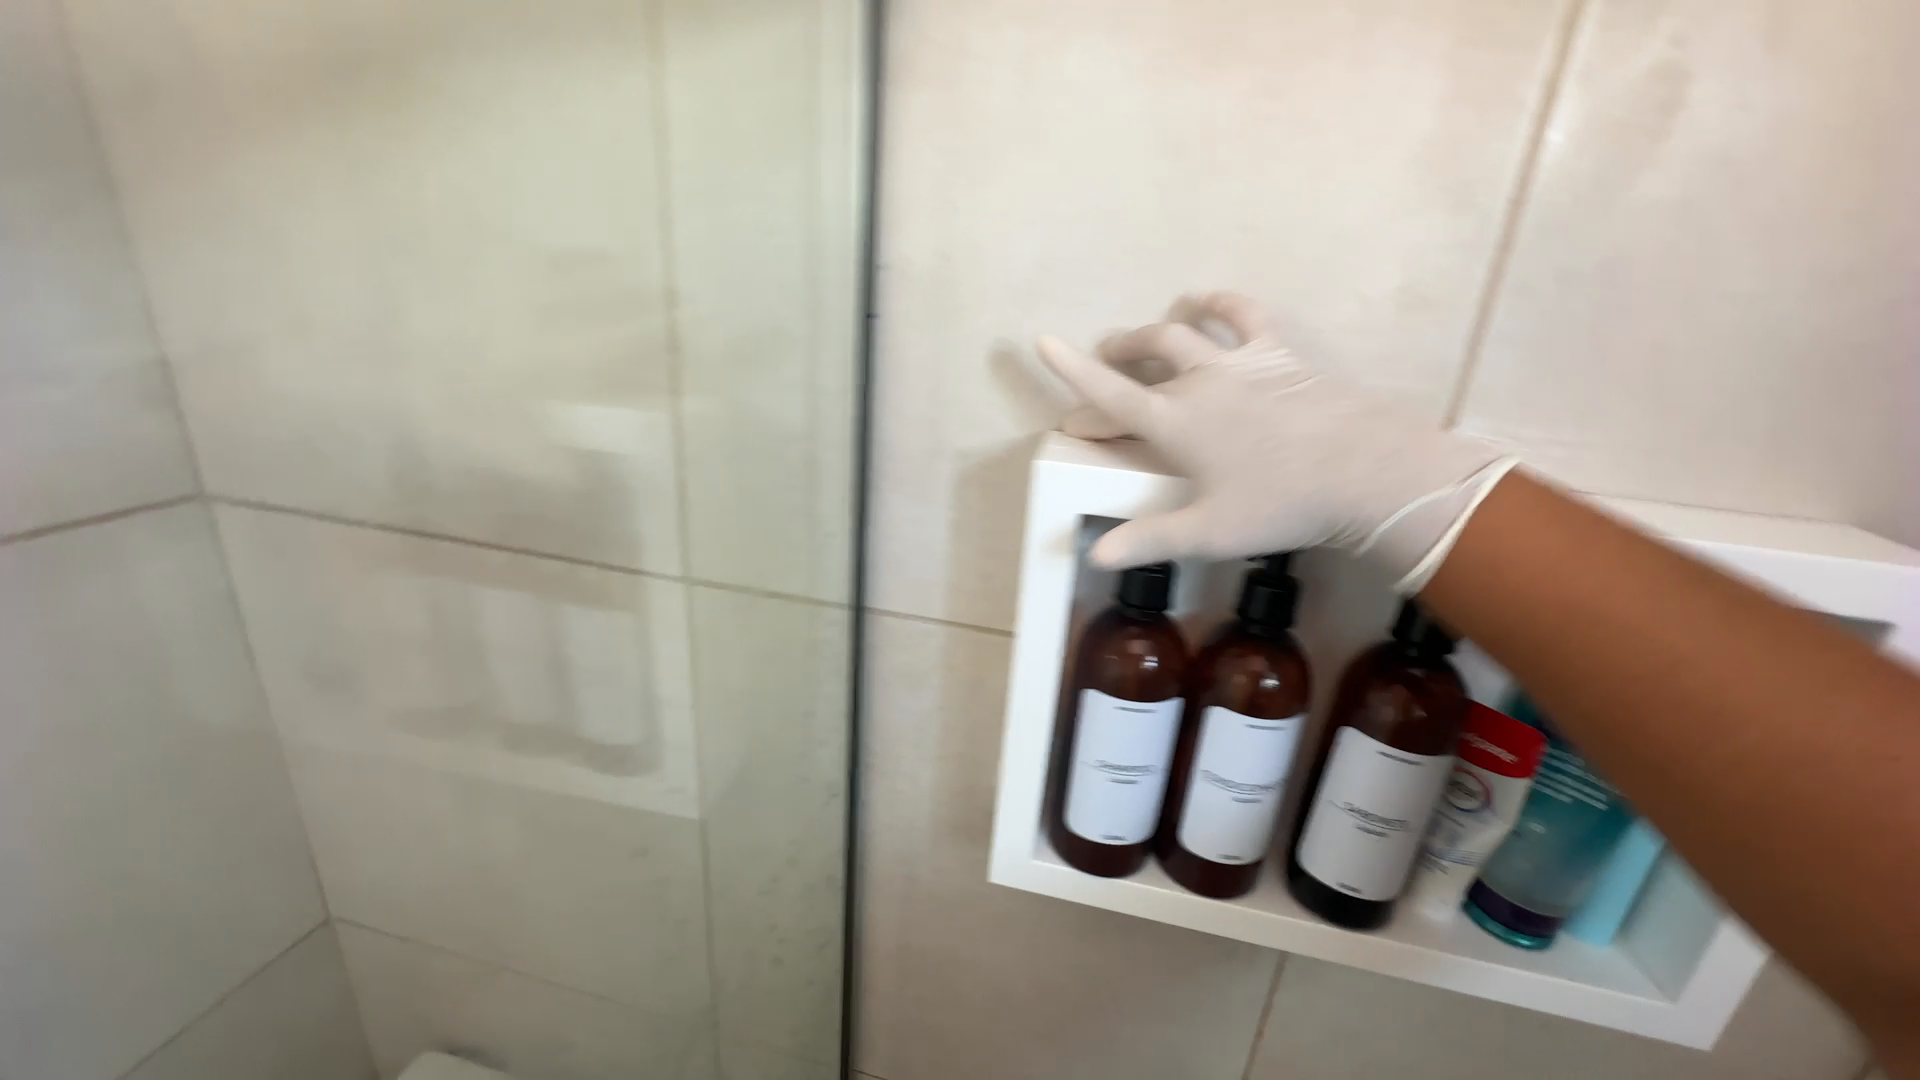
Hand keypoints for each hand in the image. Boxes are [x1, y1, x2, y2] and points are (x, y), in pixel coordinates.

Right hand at [1037, 292, 1516, 592]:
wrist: (1367, 470)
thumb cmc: (1282, 504)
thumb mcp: (1208, 533)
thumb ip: (1148, 540)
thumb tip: (1095, 557)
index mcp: (1175, 423)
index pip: (1112, 394)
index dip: (1073, 371)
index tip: (1043, 342)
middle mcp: (1199, 382)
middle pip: (1144, 355)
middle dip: (1113, 357)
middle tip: (1099, 364)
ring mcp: (1240, 363)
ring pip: (1183, 330)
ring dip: (1154, 329)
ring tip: (1140, 334)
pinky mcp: (1278, 356)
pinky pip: (1245, 316)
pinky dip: (1221, 304)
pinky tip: (1208, 300)